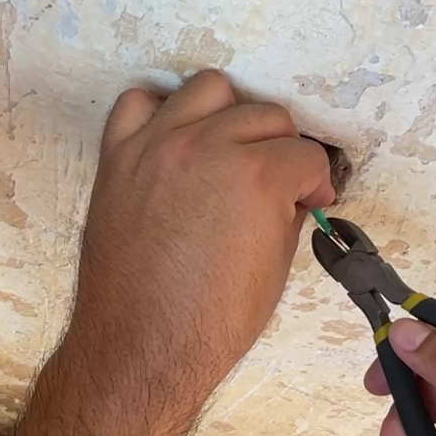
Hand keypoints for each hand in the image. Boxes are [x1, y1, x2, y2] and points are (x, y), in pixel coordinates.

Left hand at [60, 70, 334, 412]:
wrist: (141, 346)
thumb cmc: (212, 321)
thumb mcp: (275, 268)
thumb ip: (287, 213)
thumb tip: (292, 193)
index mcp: (256, 176)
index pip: (307, 156)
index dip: (317, 183)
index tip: (313, 201)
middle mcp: (206, 146)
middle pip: (266, 115)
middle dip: (282, 150)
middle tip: (276, 184)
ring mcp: (157, 145)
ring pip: (209, 89)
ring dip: (229, 116)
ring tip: (227, 152)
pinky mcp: (118, 156)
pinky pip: (138, 102)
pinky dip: (160, 113)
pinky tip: (174, 141)